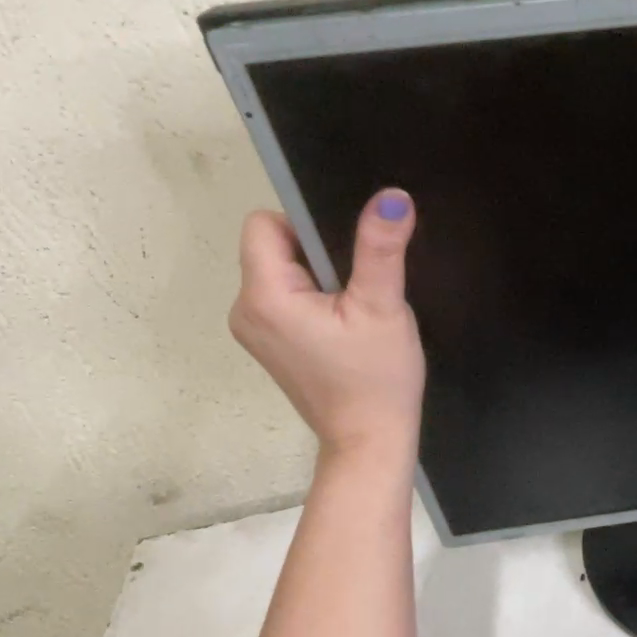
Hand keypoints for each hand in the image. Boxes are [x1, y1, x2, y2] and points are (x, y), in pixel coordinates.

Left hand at [230, 189, 425, 459]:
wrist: (370, 440)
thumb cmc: (377, 377)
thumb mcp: (383, 307)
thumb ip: (381, 248)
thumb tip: (391, 196)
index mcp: (264, 295)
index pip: (264, 224)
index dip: (306, 226)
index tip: (345, 255)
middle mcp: (244, 310)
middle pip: (272, 247)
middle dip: (316, 255)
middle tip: (357, 289)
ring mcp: (253, 331)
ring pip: (280, 272)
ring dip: (317, 278)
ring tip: (353, 311)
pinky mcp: (269, 345)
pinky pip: (283, 299)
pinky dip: (312, 300)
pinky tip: (343, 328)